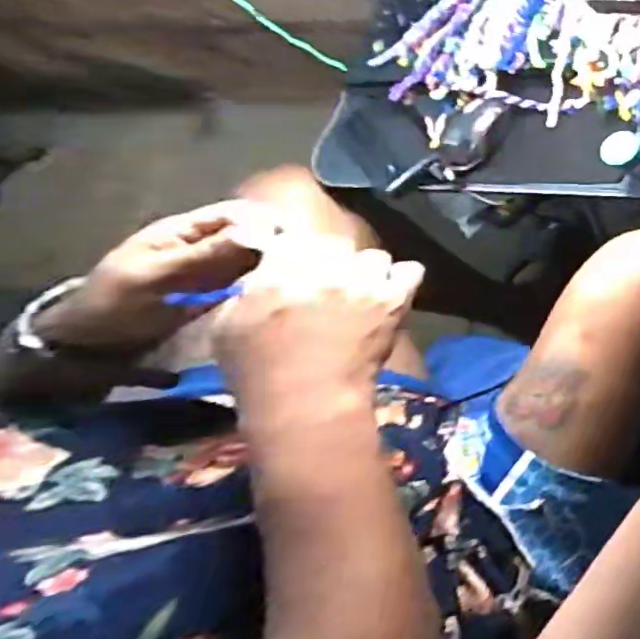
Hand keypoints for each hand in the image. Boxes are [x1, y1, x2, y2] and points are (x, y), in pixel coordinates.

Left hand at [34, 200, 279, 351]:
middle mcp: (208, 242)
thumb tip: (260, 231)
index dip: (266, 221)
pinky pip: (259, 276)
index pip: (240, 212)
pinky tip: (285, 288)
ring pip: (263, 253)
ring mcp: (218, 265)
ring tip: (299, 275)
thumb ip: (206, 253)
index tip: (289, 240)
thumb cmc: (114, 304)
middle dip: (279, 241)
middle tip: (300, 259)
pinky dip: (273, 279)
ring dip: (281, 261)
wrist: (91, 346)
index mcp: (186, 230)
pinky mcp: (227, 287)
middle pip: (258, 230)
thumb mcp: (155, 275)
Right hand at [212, 233, 423, 427]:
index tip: (301, 261)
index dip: (299, 249)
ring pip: (373, 256)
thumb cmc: (259, 371)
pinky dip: (401, 279)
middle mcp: (323, 274)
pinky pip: (410, 269)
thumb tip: (270, 267)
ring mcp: (364, 284)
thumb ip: (251, 289)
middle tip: (329, 282)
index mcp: (276, 277)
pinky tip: (389, 293)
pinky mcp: (395, 298)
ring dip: (366, 271)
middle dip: (332, 260)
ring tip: (359, 292)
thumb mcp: (229, 326)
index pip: (295, 238)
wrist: (310, 400)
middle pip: (336, 244)